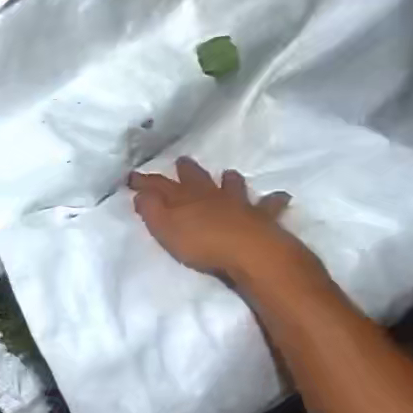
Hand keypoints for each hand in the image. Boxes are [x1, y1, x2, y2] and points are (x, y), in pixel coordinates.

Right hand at [129, 156, 304, 279]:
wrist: (249, 251)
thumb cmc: (200, 242)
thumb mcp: (163, 228)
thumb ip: (150, 209)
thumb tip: (141, 193)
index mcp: (183, 197)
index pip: (158, 185)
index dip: (144, 180)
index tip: (132, 176)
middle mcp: (210, 195)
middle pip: (196, 178)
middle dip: (187, 170)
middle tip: (182, 160)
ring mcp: (238, 203)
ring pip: (232, 186)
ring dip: (228, 180)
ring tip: (228, 174)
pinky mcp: (261, 217)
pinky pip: (269, 206)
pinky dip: (273, 200)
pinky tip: (280, 196)